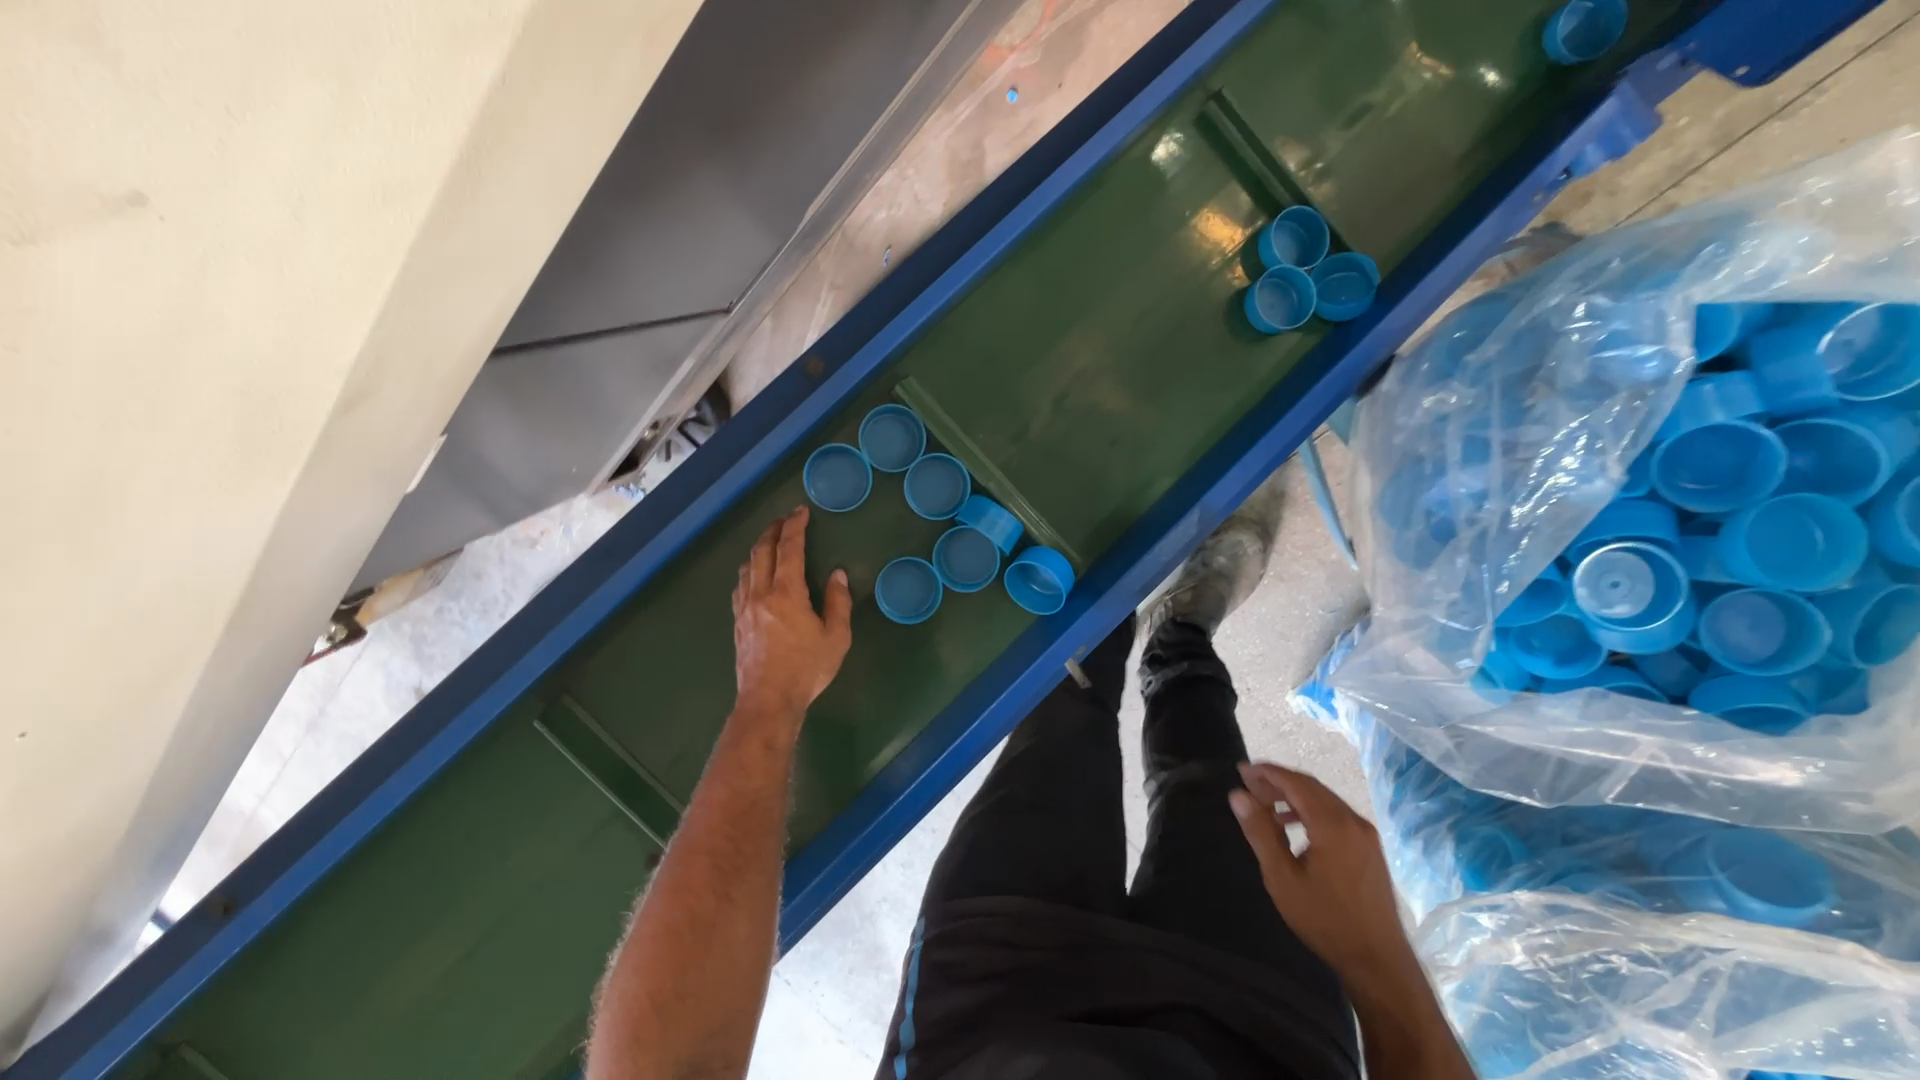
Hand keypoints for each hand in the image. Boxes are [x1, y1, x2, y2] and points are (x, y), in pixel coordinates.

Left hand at [731, 507, 852, 727]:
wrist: (768, 699)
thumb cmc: (807, 669)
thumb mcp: (836, 637)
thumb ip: (838, 602)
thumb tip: (837, 575)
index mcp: (787, 593)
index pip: (789, 549)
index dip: (795, 526)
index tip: (801, 512)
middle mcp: (761, 593)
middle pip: (762, 551)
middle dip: (773, 530)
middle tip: (785, 520)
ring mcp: (745, 608)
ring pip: (747, 567)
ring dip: (759, 549)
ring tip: (771, 544)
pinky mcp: (738, 622)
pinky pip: (740, 585)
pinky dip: (750, 571)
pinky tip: (755, 576)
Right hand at [1229, 762, 1422, 992]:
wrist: (1378, 960)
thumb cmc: (1325, 920)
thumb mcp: (1282, 878)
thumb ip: (1261, 832)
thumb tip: (1238, 795)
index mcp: (1333, 824)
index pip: (1296, 783)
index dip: (1267, 773)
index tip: (1241, 769)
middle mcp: (1354, 821)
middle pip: (1312, 788)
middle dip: (1279, 782)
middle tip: (1248, 784)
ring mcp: (1366, 835)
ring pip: (1325, 801)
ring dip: (1294, 796)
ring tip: (1264, 804)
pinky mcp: (1370, 849)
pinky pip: (1336, 816)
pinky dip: (1310, 811)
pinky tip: (1292, 826)